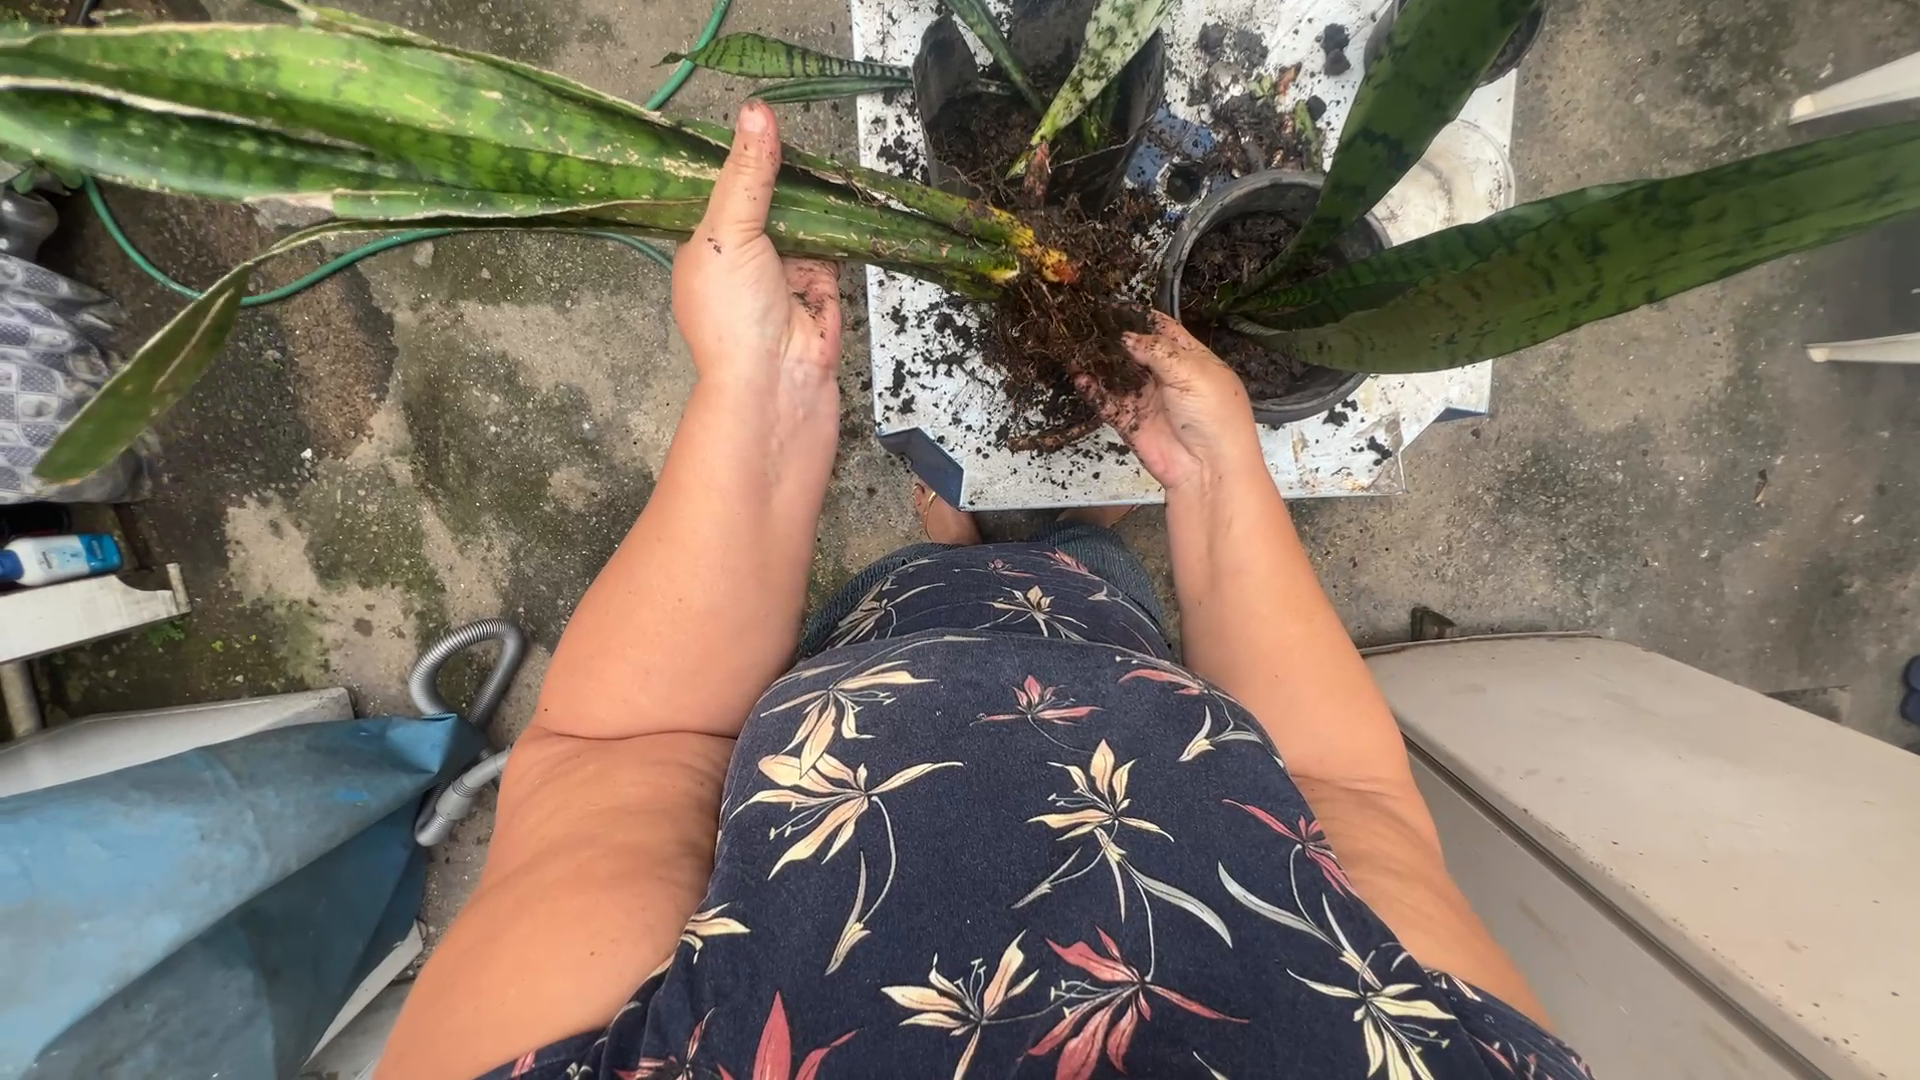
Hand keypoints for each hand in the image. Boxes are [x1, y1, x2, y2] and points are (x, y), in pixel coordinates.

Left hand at [672, 101, 841, 391]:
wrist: (778, 384)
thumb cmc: (734, 317)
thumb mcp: (728, 233)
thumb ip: (747, 174)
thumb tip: (757, 111)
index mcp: (703, 248)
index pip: (719, 191)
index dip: (736, 158)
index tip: (754, 118)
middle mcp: (743, 258)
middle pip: (763, 200)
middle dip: (778, 171)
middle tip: (791, 129)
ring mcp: (784, 273)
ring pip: (801, 219)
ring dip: (812, 195)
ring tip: (820, 151)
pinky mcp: (821, 286)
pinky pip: (832, 245)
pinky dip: (839, 224)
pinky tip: (845, 190)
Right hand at [1085, 312, 1264, 495]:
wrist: (1208, 467)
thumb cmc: (1216, 418)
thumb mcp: (1192, 371)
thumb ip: (1158, 351)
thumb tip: (1128, 337)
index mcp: (1191, 359)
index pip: (1163, 330)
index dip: (1141, 317)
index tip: (1117, 305)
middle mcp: (1168, 378)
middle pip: (1135, 351)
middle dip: (1114, 339)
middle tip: (1090, 325)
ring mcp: (1148, 400)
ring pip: (1117, 376)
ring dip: (1099, 364)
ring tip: (1078, 348)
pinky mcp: (1132, 422)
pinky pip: (1107, 403)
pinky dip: (1093, 391)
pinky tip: (1081, 378)